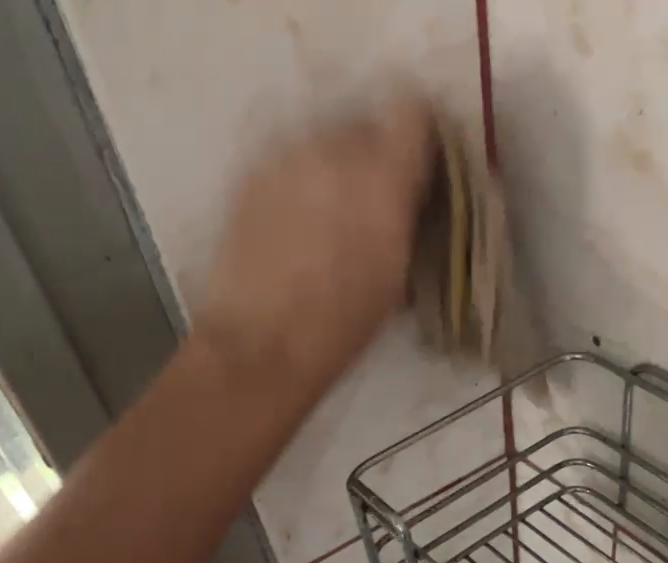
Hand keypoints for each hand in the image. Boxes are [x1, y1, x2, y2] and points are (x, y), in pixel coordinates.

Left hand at [194, 95, 435, 380]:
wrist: (261, 344)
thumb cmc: (341, 324)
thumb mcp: (395, 274)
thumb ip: (404, 217)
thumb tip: (410, 195)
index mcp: (383, 179)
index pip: (411, 113)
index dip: (417, 137)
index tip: (417, 166)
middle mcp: (333, 151)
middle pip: (364, 125)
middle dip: (373, 157)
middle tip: (372, 201)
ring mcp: (286, 158)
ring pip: (323, 141)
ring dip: (334, 169)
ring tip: (329, 216)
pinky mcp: (250, 174)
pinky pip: (288, 161)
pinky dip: (299, 182)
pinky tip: (294, 224)